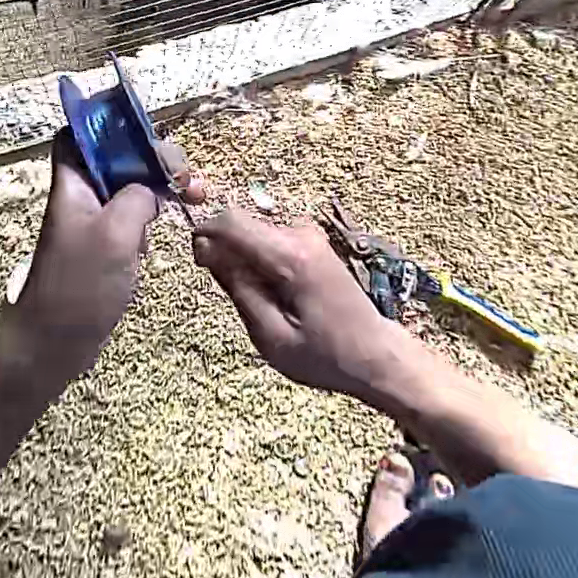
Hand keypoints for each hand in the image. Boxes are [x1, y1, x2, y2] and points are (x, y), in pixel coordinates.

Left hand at [6, 130, 201, 372]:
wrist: (53, 343)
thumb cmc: (80, 283)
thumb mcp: (116, 232)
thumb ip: (138, 197)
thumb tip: (150, 192)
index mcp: (73, 182)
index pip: (80, 133)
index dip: (108, 124)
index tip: (148, 135)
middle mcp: (81, 195)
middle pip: (118, 158)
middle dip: (154, 162)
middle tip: (188, 180)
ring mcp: (93, 221)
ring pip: (129, 188)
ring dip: (158, 190)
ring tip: (191, 199)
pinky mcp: (104, 246)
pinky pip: (130, 219)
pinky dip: (149, 220)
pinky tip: (160, 233)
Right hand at [191, 210, 411, 404]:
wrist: (377, 355)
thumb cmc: (324, 355)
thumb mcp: (270, 335)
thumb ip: (237, 288)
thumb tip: (206, 250)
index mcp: (290, 256)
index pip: (230, 221)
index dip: (205, 235)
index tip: (200, 264)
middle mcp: (300, 234)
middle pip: (241, 225)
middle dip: (224, 252)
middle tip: (233, 294)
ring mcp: (308, 234)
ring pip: (253, 232)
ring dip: (243, 259)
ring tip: (260, 301)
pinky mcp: (311, 241)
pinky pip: (269, 239)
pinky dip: (260, 261)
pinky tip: (276, 294)